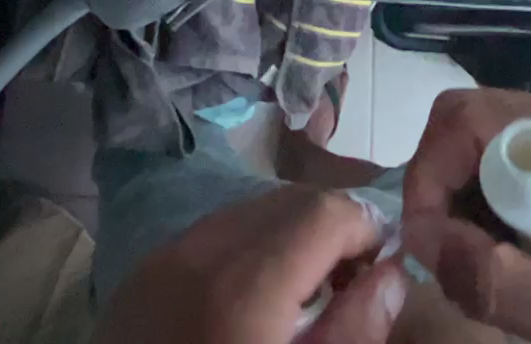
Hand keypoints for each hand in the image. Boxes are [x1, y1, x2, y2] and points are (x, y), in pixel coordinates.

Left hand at [94, 184, 409, 343]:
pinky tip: (253, 296)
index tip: (381, 265)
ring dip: (289, 233)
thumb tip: (390, 273)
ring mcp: (163, 258)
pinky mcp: (140, 274)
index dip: (364, 227)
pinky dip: (247, 246)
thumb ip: (354, 334)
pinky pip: (211, 232)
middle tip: (350, 282)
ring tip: (303, 291)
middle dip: (330, 227)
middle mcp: (199, 254)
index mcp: (244, 291)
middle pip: (288, 200)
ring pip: (249, 210)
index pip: (323, 211)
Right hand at [401, 89, 530, 343]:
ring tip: (496, 269)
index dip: (430, 174)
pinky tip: (526, 260)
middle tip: (457, 259)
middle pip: (471, 123)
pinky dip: (498, 208)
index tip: (428, 245)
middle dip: (445, 187)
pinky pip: (516, 166)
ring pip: (487, 144)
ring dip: (470, 202)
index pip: (466, 118)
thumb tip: (418, 238)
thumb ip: (497, 279)